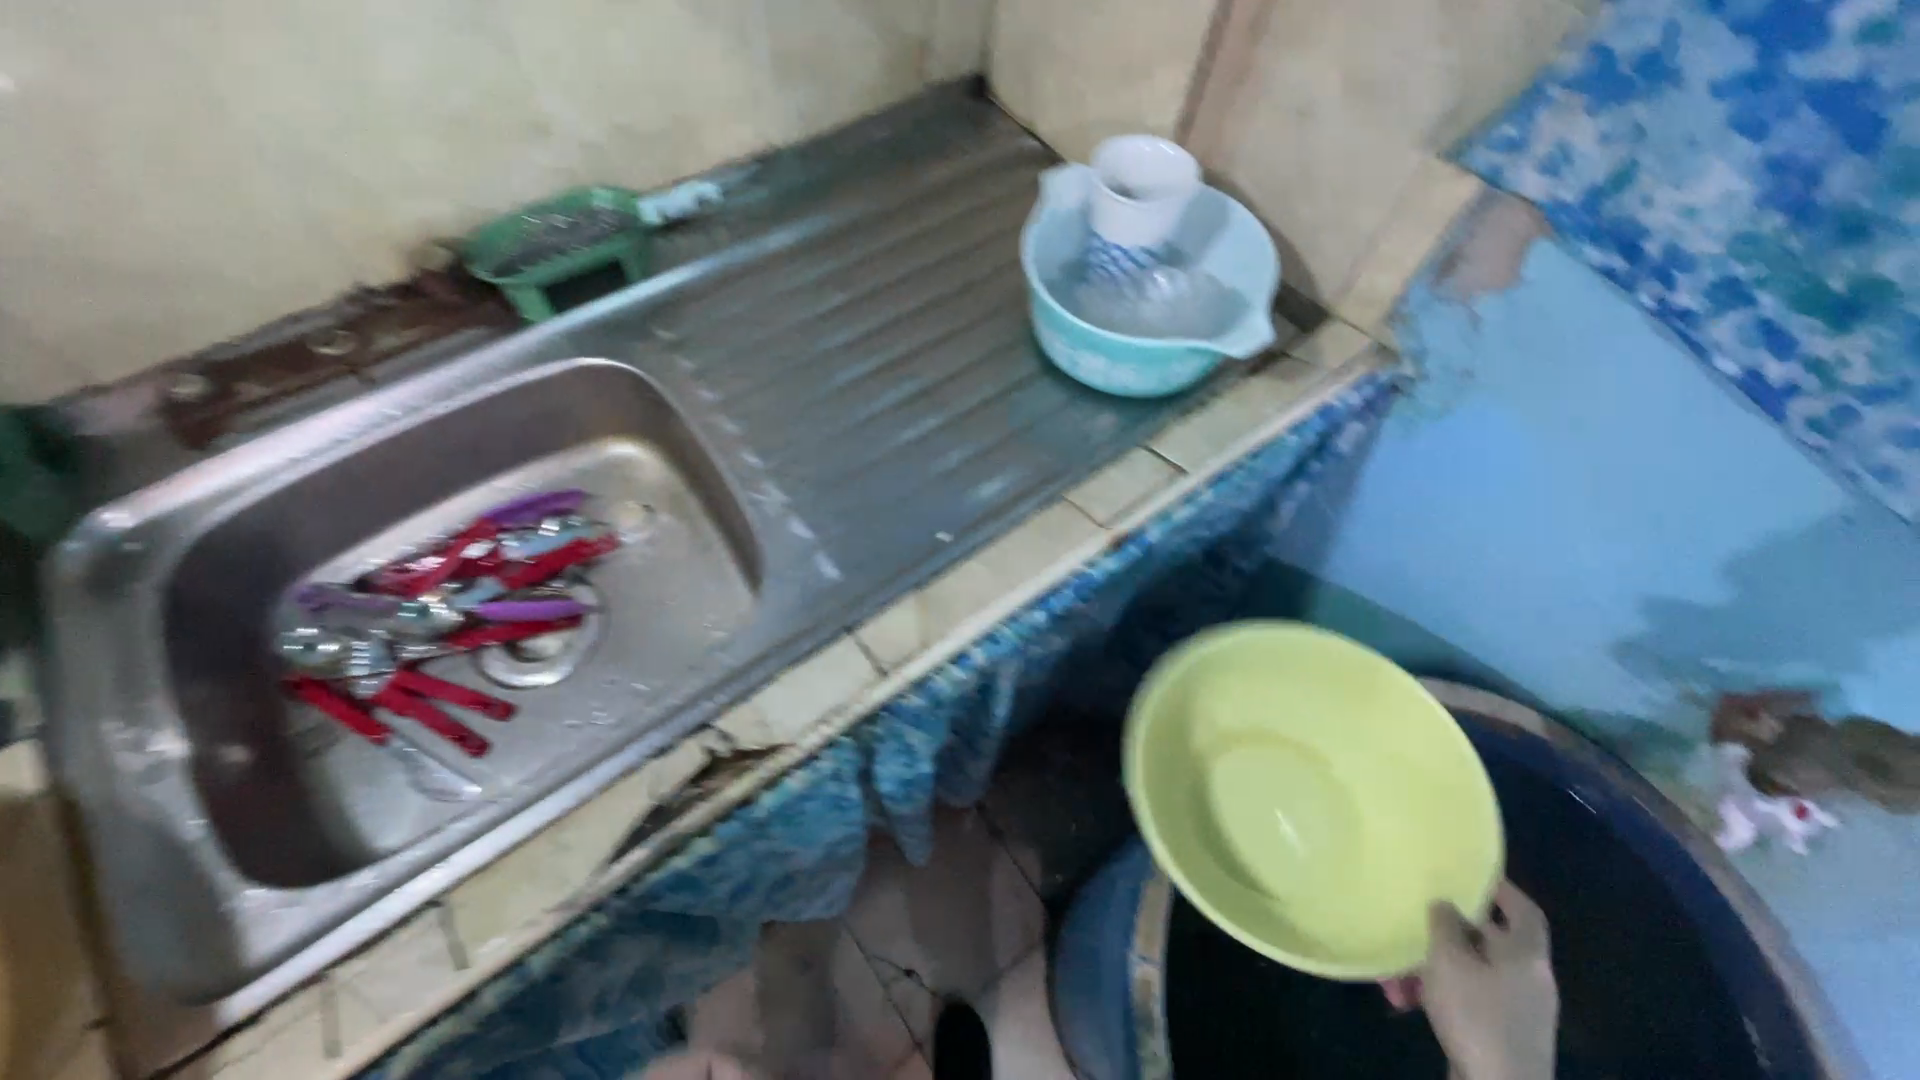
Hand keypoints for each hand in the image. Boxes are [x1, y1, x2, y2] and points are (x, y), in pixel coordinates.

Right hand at [1385, 881, 1557, 1079]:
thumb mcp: (1449, 960)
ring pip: (1473, 971)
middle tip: (1418, 920)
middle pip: (1491, 941)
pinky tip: (1409, 998)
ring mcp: (1519, 1009)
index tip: (1470, 874)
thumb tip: (1445, 904)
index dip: (1500, 889)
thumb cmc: (1477, 1015)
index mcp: (1527, 956)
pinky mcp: (1503, 1034)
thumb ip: (1444, 925)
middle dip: (1450, 931)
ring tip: (1398, 970)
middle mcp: (1530, 979)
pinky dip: (1442, 992)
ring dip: (1435, 966)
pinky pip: (1470, 998)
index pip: (1523, 910)